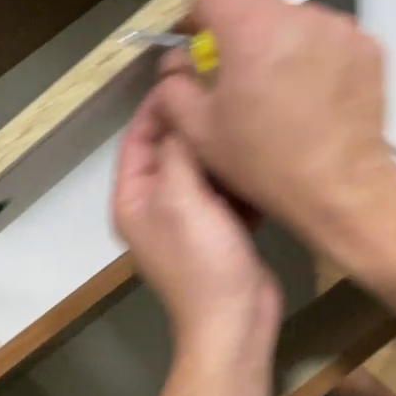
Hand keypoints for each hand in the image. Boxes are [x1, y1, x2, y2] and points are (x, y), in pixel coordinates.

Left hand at [112, 95, 281, 356]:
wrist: (235, 321)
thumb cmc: (203, 262)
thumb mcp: (183, 198)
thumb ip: (178, 149)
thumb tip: (181, 106)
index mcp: (134, 197)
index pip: (138, 137)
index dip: (161, 105)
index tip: (191, 74)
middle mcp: (156, 205)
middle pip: (173, 151)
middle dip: (199, 127)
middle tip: (230, 95)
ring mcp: (190, 220)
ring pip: (204, 171)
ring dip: (224, 153)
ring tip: (251, 124)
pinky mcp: (221, 232)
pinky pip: (227, 194)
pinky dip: (241, 181)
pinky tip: (262, 166)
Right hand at [148, 0, 395, 245]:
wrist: (344, 190)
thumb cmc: (268, 165)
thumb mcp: (202, 132)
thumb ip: (176, 85)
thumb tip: (179, 64)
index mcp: (250, 26)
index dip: (201, 8)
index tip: (203, 40)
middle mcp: (298, 15)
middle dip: (242, 27)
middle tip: (243, 74)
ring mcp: (339, 29)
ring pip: (295, 17)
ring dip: (283, 41)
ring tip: (285, 89)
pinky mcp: (368, 48)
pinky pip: (331, 37)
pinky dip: (319, 55)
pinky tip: (317, 94)